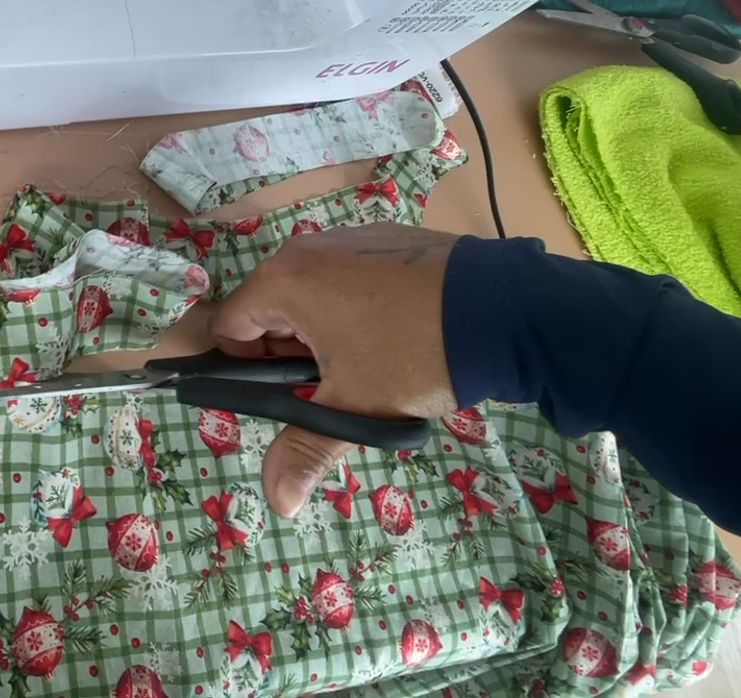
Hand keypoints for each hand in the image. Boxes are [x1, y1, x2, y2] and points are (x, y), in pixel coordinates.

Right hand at [213, 223, 461, 516]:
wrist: (511, 308)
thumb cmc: (414, 353)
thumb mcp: (357, 405)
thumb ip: (307, 449)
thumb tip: (277, 502)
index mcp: (280, 282)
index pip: (229, 327)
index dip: (248, 366)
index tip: (289, 390)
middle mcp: (302, 250)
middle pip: (269, 309)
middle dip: (290, 351)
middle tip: (336, 380)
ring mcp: (343, 238)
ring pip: (308, 292)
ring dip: (321, 329)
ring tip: (372, 358)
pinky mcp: (381, 238)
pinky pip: (345, 274)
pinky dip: (354, 303)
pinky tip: (397, 328)